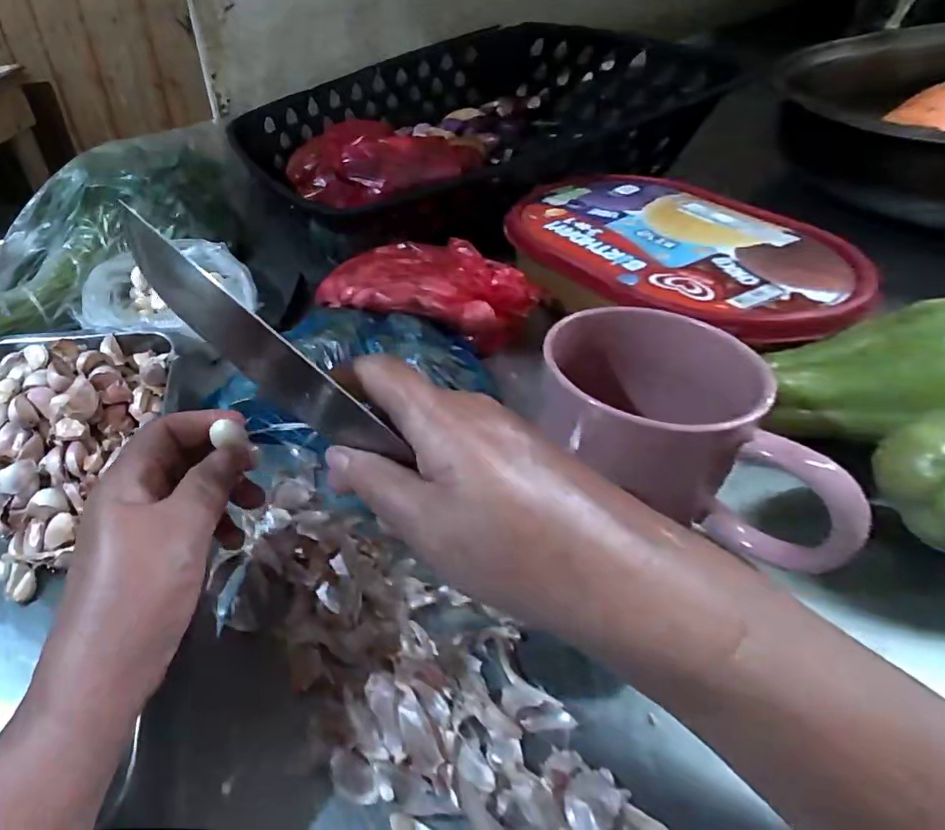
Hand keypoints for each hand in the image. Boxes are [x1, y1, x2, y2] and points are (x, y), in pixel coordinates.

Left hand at [32, 409, 258, 714]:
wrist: (99, 679)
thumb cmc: (141, 593)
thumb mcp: (183, 528)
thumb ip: (209, 479)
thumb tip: (234, 440)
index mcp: (125, 480)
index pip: (165, 429)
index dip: (206, 423)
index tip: (248, 431)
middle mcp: (125, 498)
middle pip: (175, 459)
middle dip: (218, 459)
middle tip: (258, 472)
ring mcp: (132, 532)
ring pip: (182, 493)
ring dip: (219, 492)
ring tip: (255, 509)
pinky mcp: (143, 561)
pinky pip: (179, 525)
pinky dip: (208, 524)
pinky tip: (230, 541)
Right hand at [326, 356, 748, 670]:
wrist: (620, 575)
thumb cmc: (507, 548)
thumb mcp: (423, 523)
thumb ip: (372, 481)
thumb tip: (337, 453)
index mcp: (439, 414)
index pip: (379, 369)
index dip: (344, 380)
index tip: (323, 417)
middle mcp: (472, 405)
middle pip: (408, 400)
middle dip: (377, 434)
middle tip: (368, 491)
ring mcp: (507, 425)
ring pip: (439, 426)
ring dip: (413, 455)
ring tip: (417, 515)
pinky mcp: (530, 449)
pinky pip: (471, 444)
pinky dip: (448, 467)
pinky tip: (464, 520)